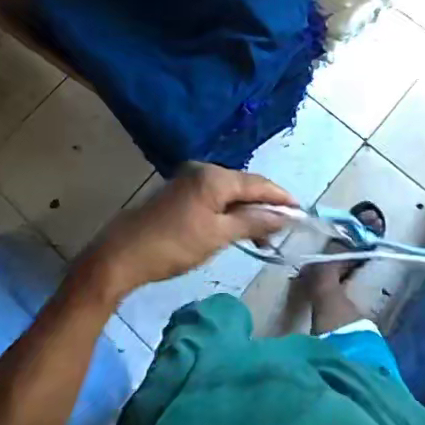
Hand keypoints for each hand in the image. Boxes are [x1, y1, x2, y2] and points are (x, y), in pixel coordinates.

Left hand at [72, 163, 294, 303]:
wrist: (122, 254)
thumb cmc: (173, 245)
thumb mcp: (218, 236)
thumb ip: (253, 222)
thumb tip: (283, 216)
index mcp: (213, 176)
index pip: (257, 183)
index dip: (280, 197)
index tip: (301, 212)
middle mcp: (202, 170)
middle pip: (243, 185)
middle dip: (264, 206)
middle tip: (282, 231)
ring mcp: (187, 181)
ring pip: (228, 192)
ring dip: (246, 211)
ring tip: (261, 236)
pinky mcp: (178, 194)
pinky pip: (213, 197)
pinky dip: (228, 212)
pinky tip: (235, 229)